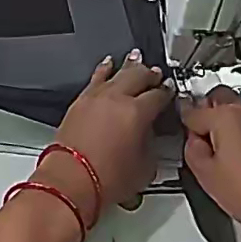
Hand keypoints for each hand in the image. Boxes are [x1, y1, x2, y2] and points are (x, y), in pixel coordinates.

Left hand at [44, 51, 172, 223]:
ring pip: (116, 72)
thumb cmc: (103, 178)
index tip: (169, 92)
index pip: (159, 95)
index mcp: (138, 112)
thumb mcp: (145, 167)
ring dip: (129, 66)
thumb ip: (152, 145)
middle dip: (151, 74)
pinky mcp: (79, 102)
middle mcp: (116, 99)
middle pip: (139, 75)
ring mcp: (96, 98)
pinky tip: (106, 66)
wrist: (71, 181)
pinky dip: (104, 70)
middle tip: (157, 74)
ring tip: (136, 60)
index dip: (168, 93)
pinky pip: (96, 78)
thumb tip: (149, 139)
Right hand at [180, 85, 240, 241]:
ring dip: (220, 124)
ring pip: (232, 111)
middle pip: (216, 97)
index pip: (191, 110)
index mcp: (224, 114)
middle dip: (203, 111)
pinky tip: (231, 163)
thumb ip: (190, 148)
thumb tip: (192, 142)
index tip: (181, 136)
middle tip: (195, 136)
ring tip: (214, 155)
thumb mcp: (203, 172)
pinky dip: (235, 137)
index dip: (183, 124)